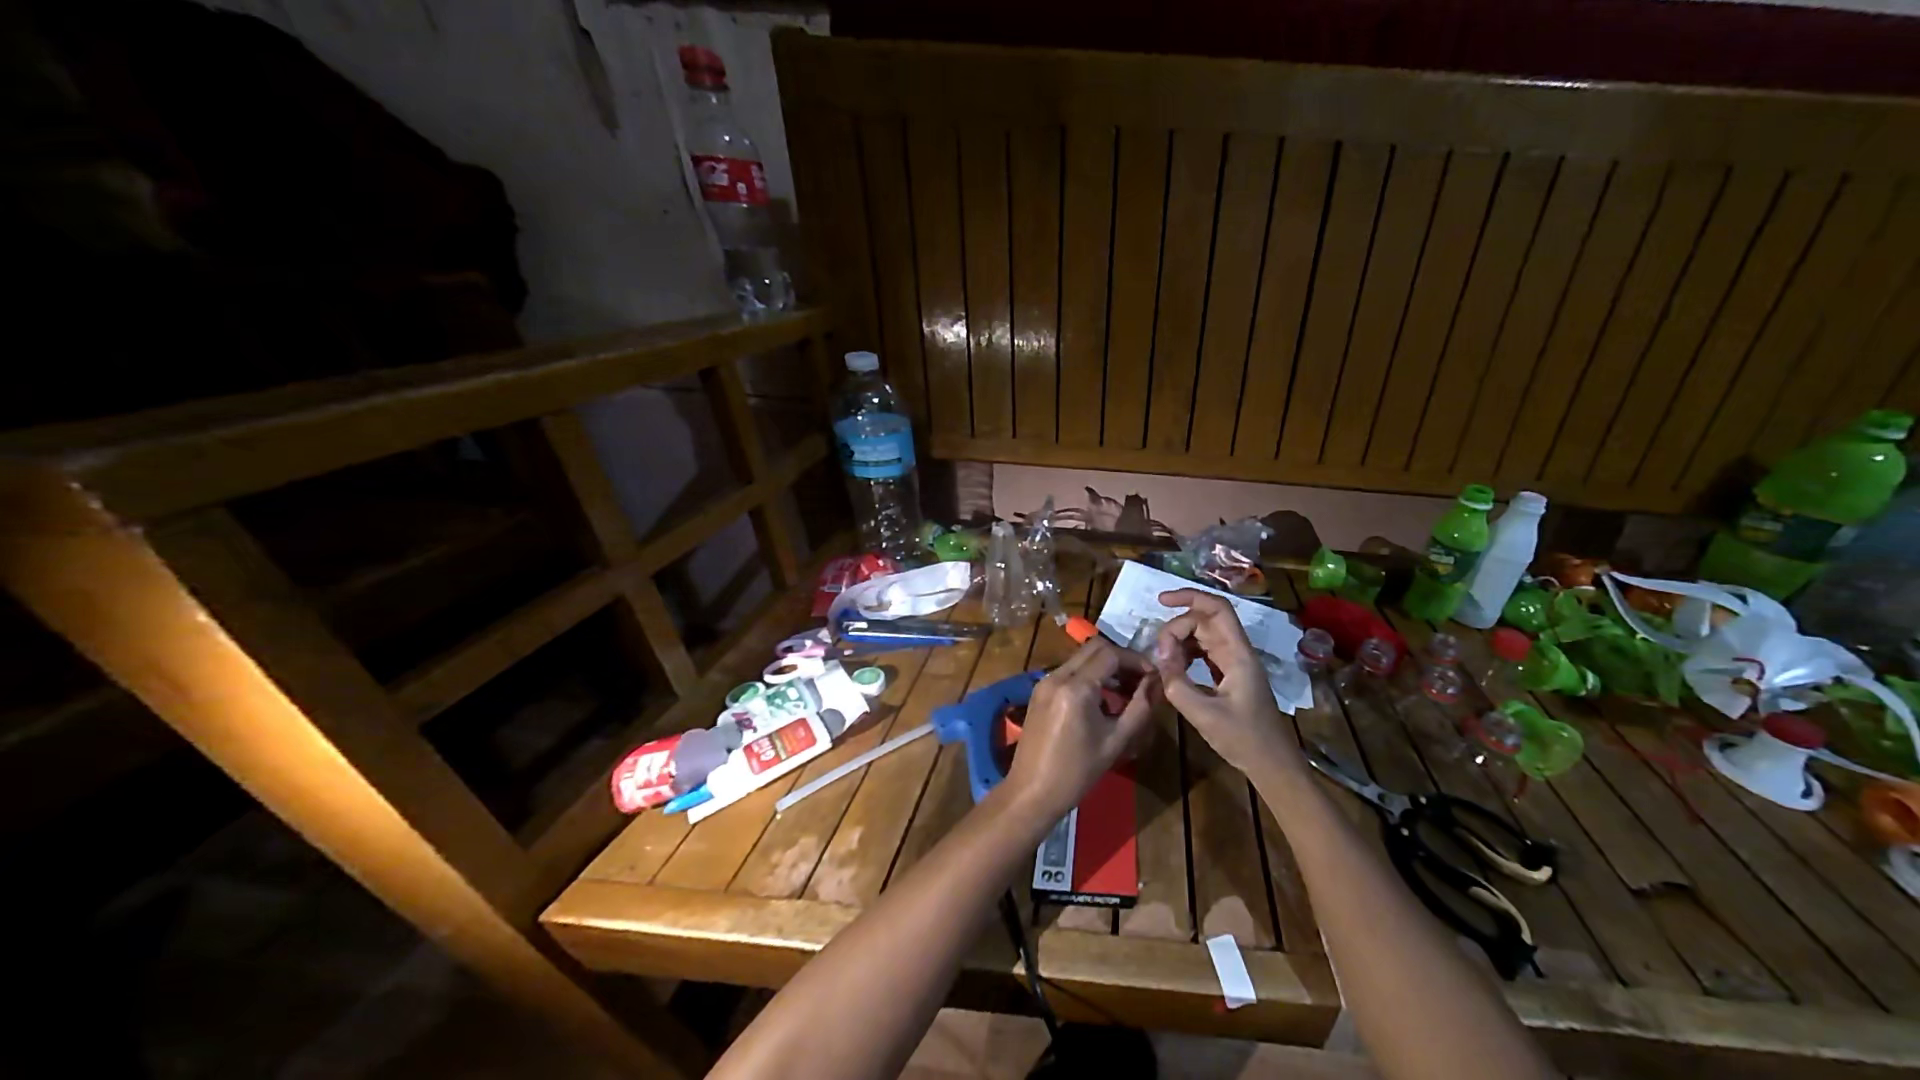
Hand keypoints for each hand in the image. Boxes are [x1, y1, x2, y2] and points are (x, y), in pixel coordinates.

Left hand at [1005, 639, 1160, 819]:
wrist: (1032, 792)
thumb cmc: (1077, 772)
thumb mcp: (1116, 741)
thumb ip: (1140, 708)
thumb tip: (1156, 682)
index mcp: (1075, 687)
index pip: (1110, 653)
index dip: (1136, 660)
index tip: (1153, 676)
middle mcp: (1056, 676)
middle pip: (1094, 648)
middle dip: (1121, 659)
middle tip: (1141, 681)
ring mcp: (1044, 682)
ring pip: (1081, 659)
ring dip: (1105, 667)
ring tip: (1127, 692)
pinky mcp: (1039, 692)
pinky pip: (1069, 672)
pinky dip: (1089, 677)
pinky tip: (1103, 701)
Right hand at [1153, 589, 1303, 777]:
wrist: (1273, 765)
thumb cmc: (1244, 740)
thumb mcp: (1204, 715)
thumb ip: (1177, 684)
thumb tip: (1159, 658)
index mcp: (1238, 655)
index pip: (1217, 609)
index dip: (1189, 597)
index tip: (1161, 601)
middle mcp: (1237, 652)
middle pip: (1205, 620)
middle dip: (1177, 626)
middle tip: (1159, 653)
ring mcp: (1233, 663)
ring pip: (1203, 635)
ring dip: (1179, 640)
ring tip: (1162, 659)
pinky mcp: (1228, 676)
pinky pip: (1203, 652)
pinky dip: (1184, 653)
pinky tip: (1172, 667)